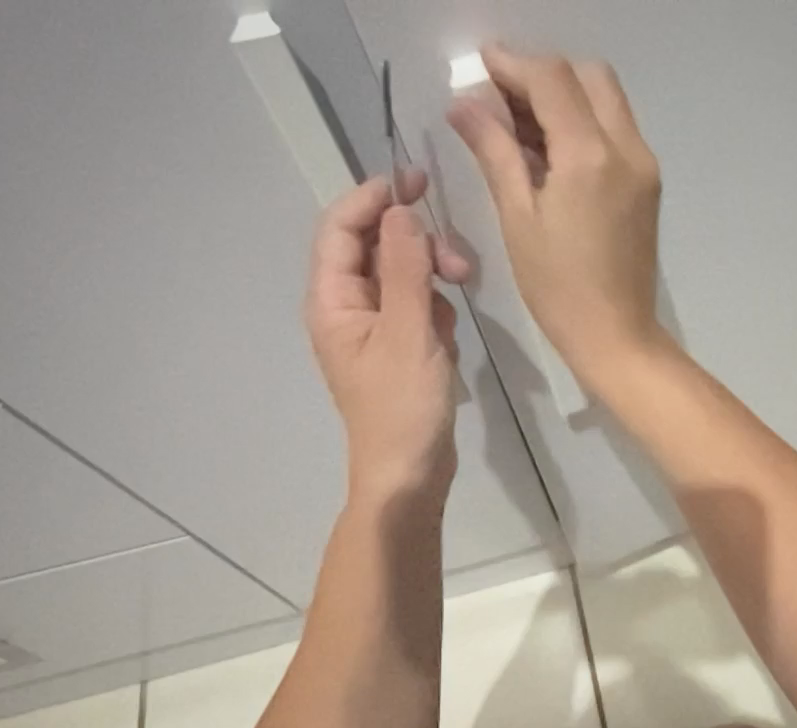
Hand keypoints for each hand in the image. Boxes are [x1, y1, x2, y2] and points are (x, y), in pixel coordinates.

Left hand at [305, 173, 471, 503]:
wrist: (409, 476)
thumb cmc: (404, 408)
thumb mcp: (410, 332)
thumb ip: (407, 268)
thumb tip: (402, 212)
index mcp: (333, 301)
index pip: (342, 227)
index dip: (375, 197)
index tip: (418, 182)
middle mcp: (347, 310)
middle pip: (377, 250)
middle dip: (419, 246)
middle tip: (459, 262)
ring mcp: (374, 333)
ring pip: (403, 280)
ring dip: (434, 280)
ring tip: (463, 296)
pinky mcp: (399, 353)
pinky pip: (418, 312)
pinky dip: (437, 315)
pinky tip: (450, 342)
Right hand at [447, 45, 664, 370]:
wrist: (617, 336)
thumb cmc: (559, 289)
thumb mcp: (518, 219)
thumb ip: (495, 152)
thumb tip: (465, 105)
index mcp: (591, 156)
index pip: (552, 79)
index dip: (512, 65)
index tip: (480, 69)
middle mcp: (627, 149)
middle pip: (587, 76)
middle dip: (542, 76)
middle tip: (500, 100)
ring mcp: (643, 167)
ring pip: (606, 100)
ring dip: (564, 97)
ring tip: (518, 127)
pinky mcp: (647, 186)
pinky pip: (615, 131)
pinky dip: (583, 124)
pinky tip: (549, 152)